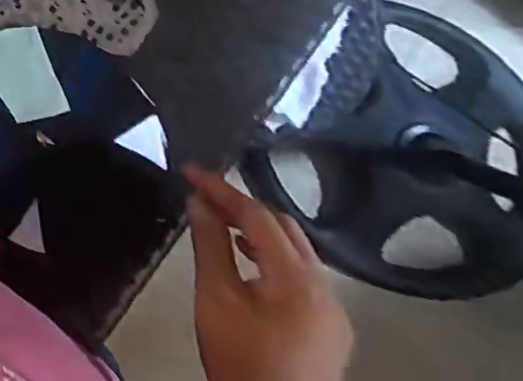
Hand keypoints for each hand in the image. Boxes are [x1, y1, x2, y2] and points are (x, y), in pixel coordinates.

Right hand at [184, 166, 352, 380]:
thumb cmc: (239, 352)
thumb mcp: (215, 294)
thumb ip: (210, 243)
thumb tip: (199, 202)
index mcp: (299, 280)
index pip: (259, 217)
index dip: (222, 189)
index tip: (189, 170)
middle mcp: (326, 291)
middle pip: (286, 230)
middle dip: (243, 205)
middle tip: (201, 192)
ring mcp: (332, 311)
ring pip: (296, 250)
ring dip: (257, 228)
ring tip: (216, 217)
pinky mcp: (328, 326)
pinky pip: (301, 273)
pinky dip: (270, 253)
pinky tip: (245, 255)